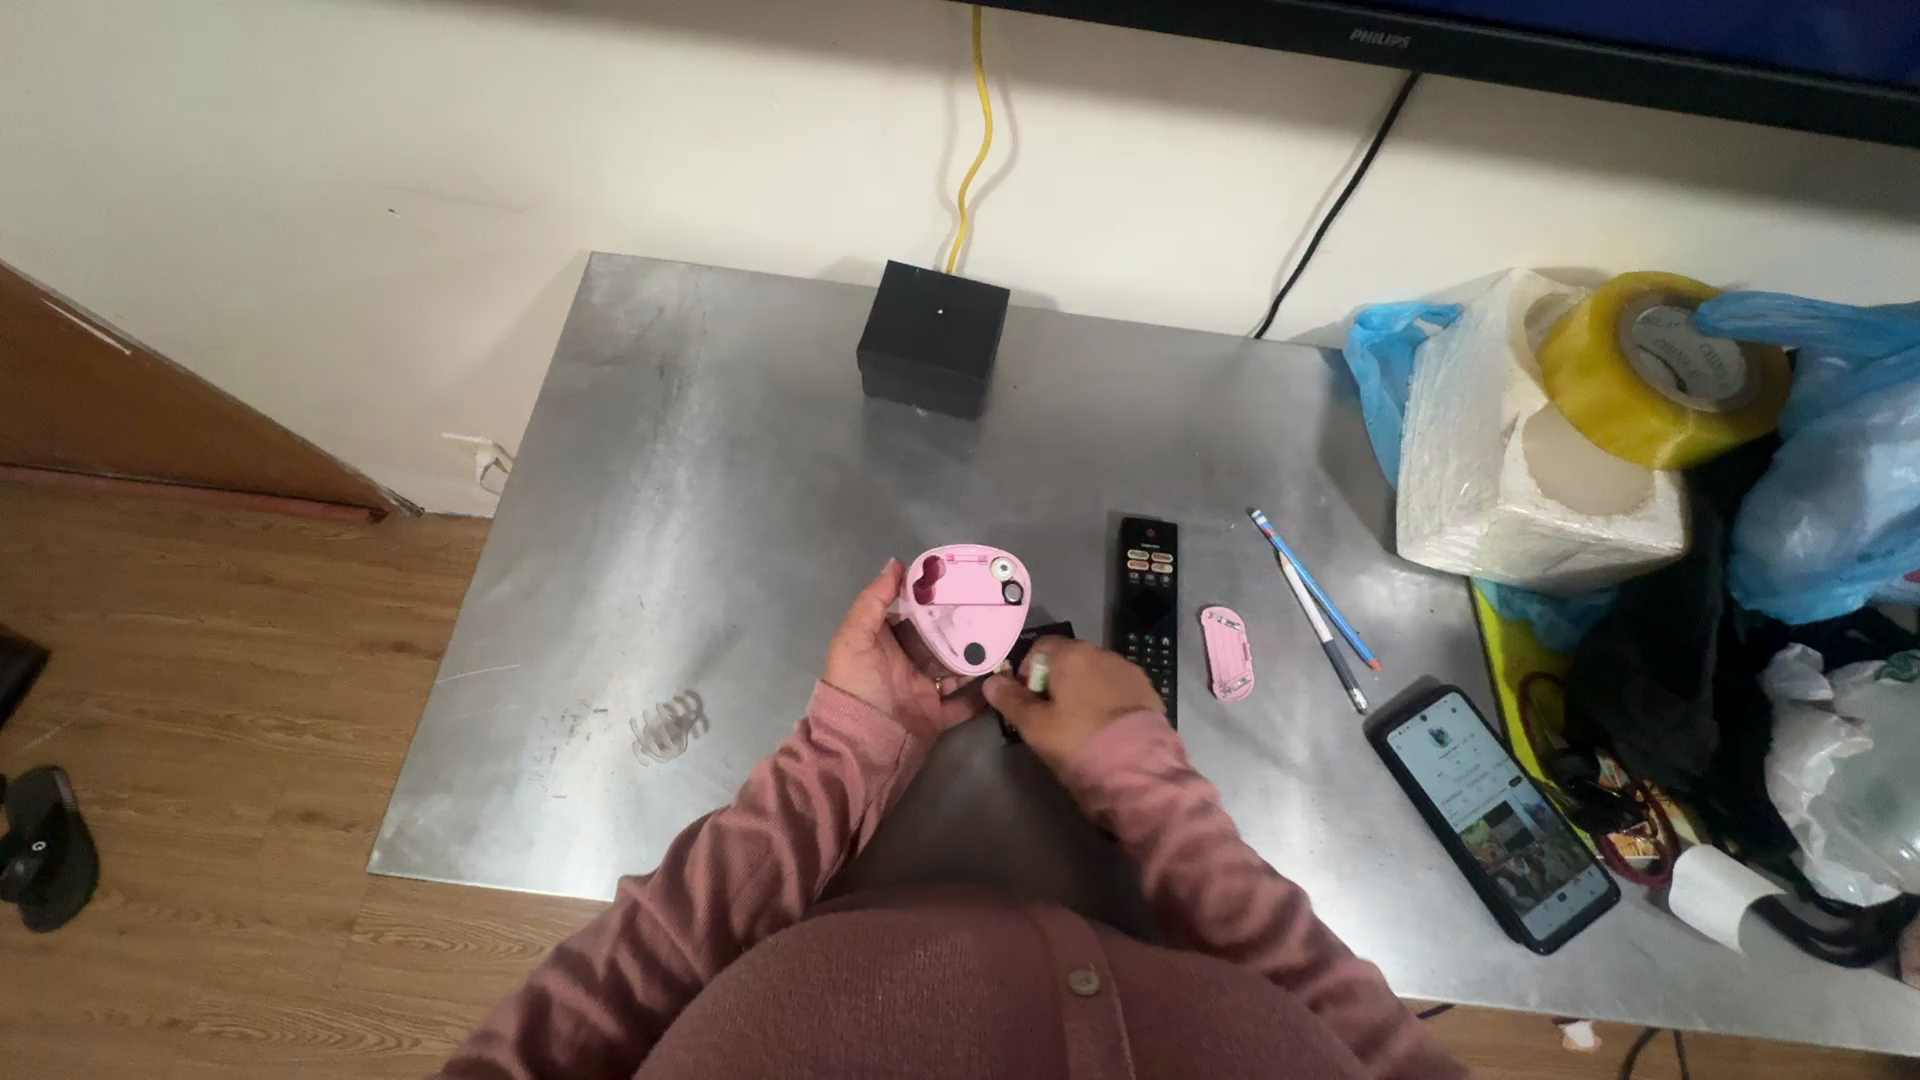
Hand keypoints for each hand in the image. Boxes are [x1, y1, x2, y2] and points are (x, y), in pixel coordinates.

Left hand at [823, 559, 983, 739]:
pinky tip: (999, 679)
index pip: (912, 613)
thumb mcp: (854, 636)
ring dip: (975, 656)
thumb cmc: (855, 684)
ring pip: (955, 667)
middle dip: (961, 625)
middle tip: (992, 607)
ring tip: (1003, 638)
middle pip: (938, 638)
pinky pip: (963, 703)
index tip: (961, 580)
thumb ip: (873, 600)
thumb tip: (896, 563)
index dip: (933, 597)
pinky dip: (980, 695)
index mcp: (884, 641)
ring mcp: (923, 689)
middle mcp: (905, 662)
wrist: (860, 746)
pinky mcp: (936, 716)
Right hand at [983, 637, 1163, 771]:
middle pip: (1069, 659)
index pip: (1041, 647)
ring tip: (1080, 724)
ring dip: (1083, 690)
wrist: (1138, 768)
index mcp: (1072, 654)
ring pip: (1095, 673)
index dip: (1028, 671)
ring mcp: (1128, 671)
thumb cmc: (1077, 741)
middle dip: (1055, 682)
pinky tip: (1105, 728)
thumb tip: (992, 682)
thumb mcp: (1035, 725)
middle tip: (1051, 716)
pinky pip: (1117, 688)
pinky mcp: (1148, 691)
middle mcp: (1102, 653)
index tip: (1028, 701)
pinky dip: (1107, 700)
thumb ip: (1010, 700)